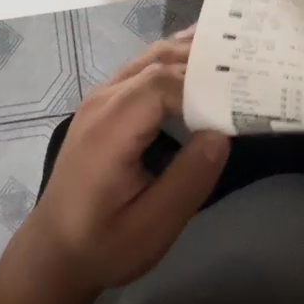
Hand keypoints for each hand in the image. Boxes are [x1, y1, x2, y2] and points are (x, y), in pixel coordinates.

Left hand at [9, 28, 230, 295]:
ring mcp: (100, 97)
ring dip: (188, 54)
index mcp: (110, 128)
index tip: (239, 98)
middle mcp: (103, 100)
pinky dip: (172, 61)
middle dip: (201, 61)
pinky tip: (196, 62)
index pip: (161, 83)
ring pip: (149, 58)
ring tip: (232, 53)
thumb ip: (188, 180)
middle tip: (248, 64)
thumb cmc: (104, 243)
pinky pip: (141, 68)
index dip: (202, 84)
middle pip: (157, 60)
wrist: (55, 249)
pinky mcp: (104, 103)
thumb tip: (221, 134)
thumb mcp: (152, 227)